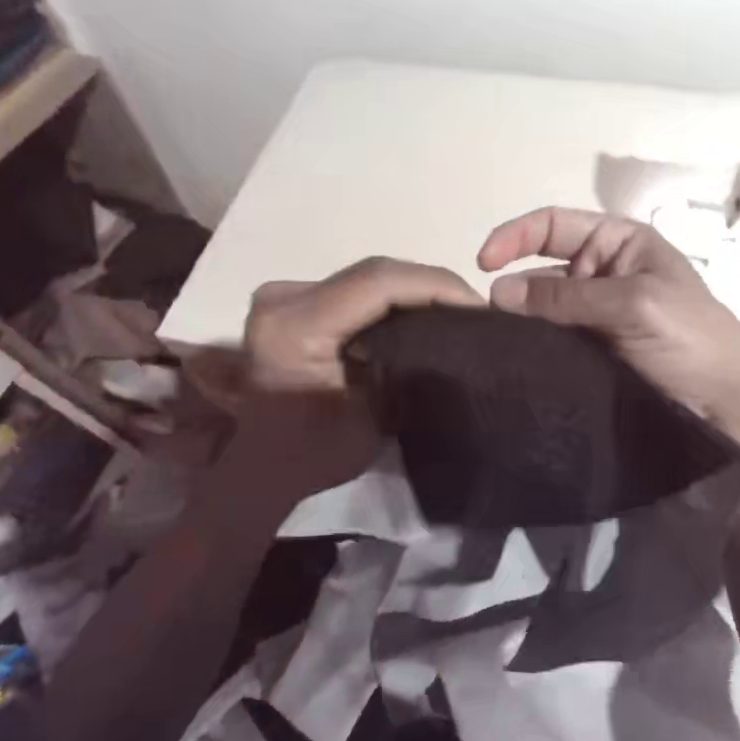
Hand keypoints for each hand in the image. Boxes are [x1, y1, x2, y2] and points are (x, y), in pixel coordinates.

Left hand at [225, 257, 484, 499]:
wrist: (259, 467)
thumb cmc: (310, 457)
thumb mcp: (368, 423)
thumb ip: (405, 371)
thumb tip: (448, 340)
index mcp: (295, 327)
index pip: (377, 282)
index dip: (436, 286)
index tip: (479, 309)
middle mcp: (281, 299)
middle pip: (371, 273)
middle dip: (429, 287)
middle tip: (473, 312)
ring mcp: (282, 298)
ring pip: (363, 279)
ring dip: (410, 293)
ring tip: (452, 313)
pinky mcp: (290, 306)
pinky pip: (350, 291)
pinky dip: (387, 302)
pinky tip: (417, 317)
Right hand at [478, 207, 739, 469]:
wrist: (725, 409)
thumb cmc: (691, 340)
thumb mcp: (632, 303)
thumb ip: (564, 296)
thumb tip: (497, 292)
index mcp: (619, 244)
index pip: (553, 226)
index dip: (514, 237)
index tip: (482, 265)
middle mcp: (601, 275)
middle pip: (540, 269)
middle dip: (512, 288)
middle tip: (487, 322)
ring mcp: (593, 318)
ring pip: (540, 311)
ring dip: (518, 323)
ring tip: (495, 345)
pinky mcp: (587, 354)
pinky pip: (549, 342)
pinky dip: (530, 347)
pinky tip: (512, 361)